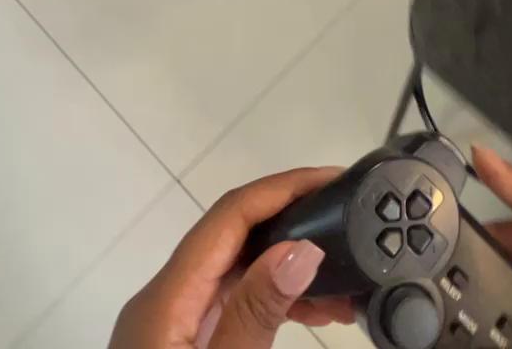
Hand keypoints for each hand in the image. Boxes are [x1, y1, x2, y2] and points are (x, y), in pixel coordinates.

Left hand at [110, 166, 358, 348]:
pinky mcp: (184, 345)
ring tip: (342, 279)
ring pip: (236, 269)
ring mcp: (174, 323)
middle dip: (292, 220)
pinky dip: (273, 298)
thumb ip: (253, 314)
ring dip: (288, 264)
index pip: (230, 215)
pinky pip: (233, 301)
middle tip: (345, 221)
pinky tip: (311, 312)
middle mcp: (167, 298)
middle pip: (233, 235)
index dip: (282, 187)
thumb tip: (300, 247)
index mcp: (166, 297)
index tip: (331, 179)